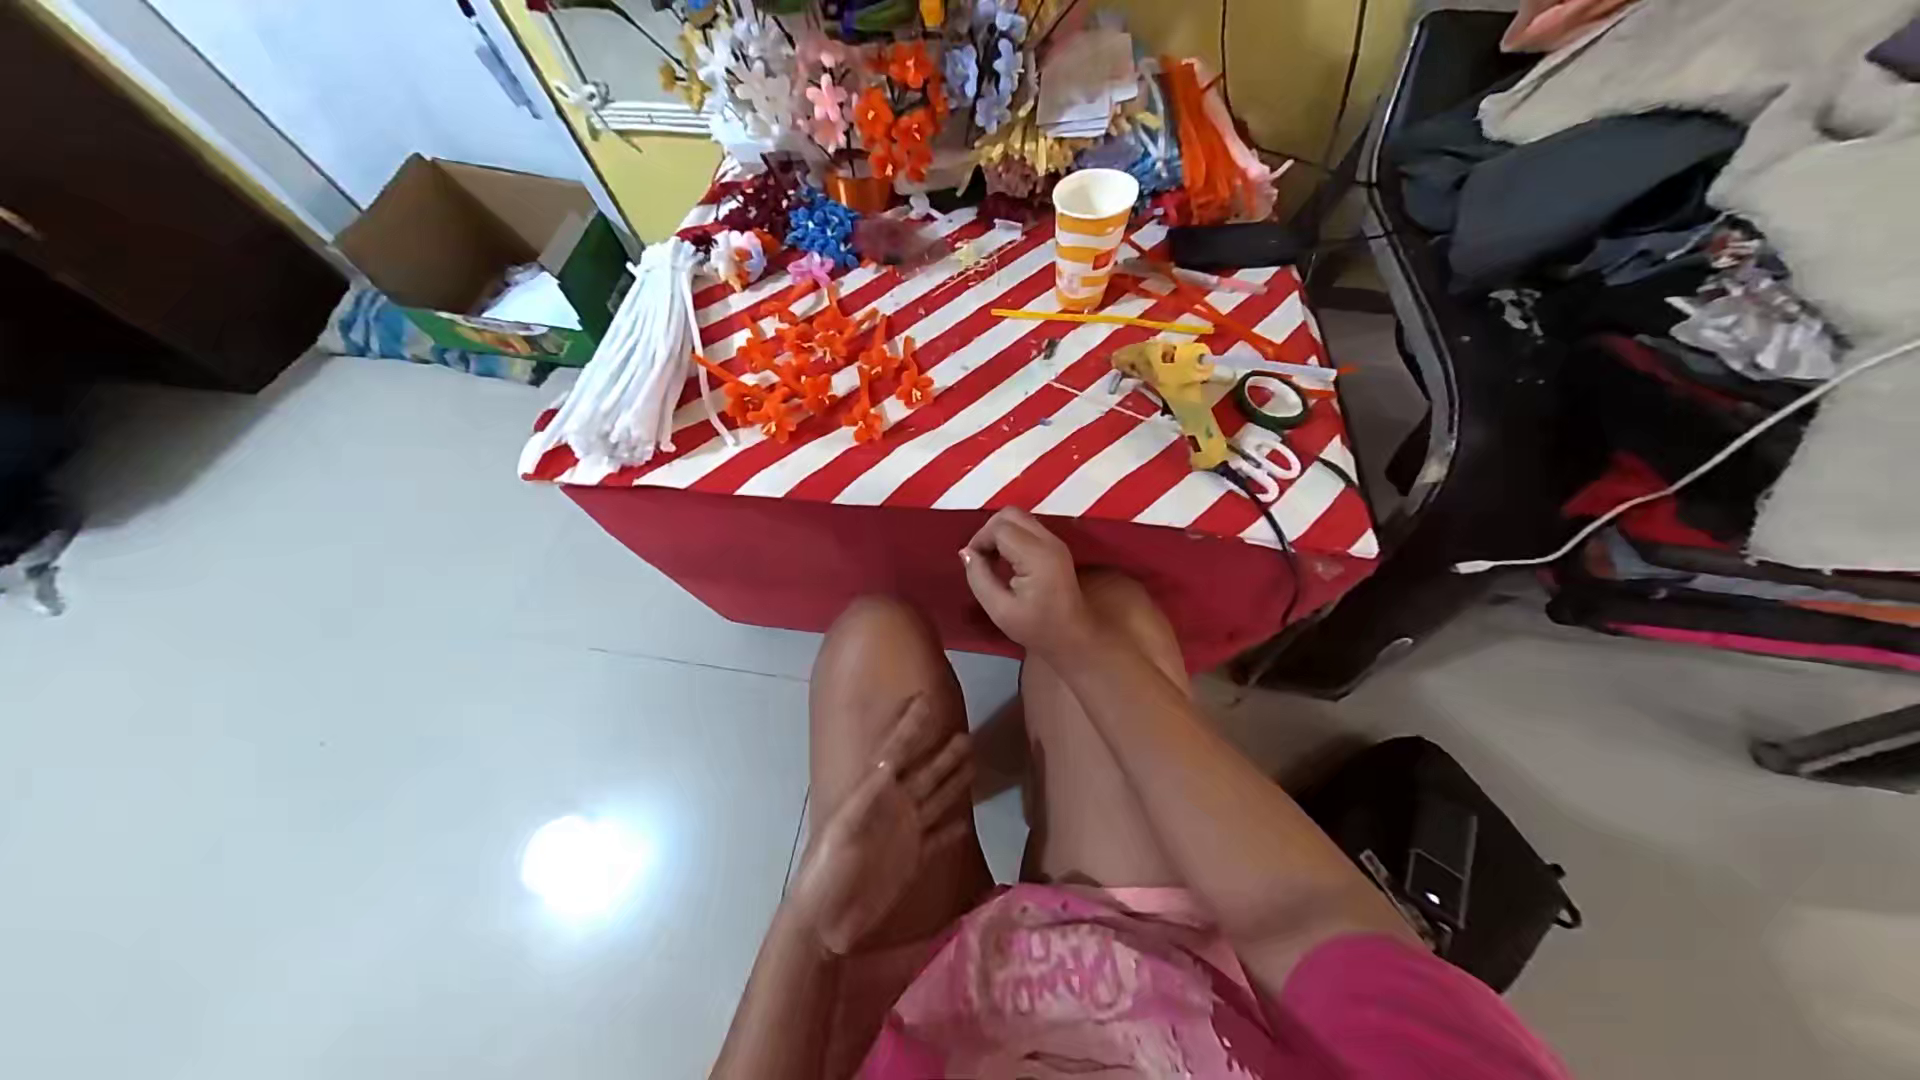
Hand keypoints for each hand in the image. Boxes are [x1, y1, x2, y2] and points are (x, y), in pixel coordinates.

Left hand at [787, 695, 974, 954]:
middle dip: (944, 753)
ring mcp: (904, 834)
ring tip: (974, 763)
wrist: (824, 921)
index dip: (910, 725)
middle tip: (968, 735)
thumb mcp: (842, 828)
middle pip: (925, 772)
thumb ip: (866, 796)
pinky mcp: (912, 861)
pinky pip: (938, 839)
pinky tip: (966, 821)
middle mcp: (893, 808)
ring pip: (936, 799)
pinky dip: (952, 830)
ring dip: (953, 781)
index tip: (926, 699)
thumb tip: (889, 761)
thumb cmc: (827, 869)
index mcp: (874, 794)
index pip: (897, 750)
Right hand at [959, 507, 1092, 657]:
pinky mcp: (1056, 545)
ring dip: (999, 531)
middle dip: (989, 531)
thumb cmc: (1036, 628)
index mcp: (1037, 557)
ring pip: (1019, 517)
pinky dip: (1010, 535)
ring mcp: (1055, 541)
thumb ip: (979, 577)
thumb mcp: (999, 609)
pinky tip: (1005, 559)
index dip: (980, 540)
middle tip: (980, 557)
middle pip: (1010, 514)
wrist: (1072, 636)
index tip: (972, 562)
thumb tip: (966, 552)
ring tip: (991, 558)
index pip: (1000, 529)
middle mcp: (1049, 541)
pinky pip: (1027, 527)